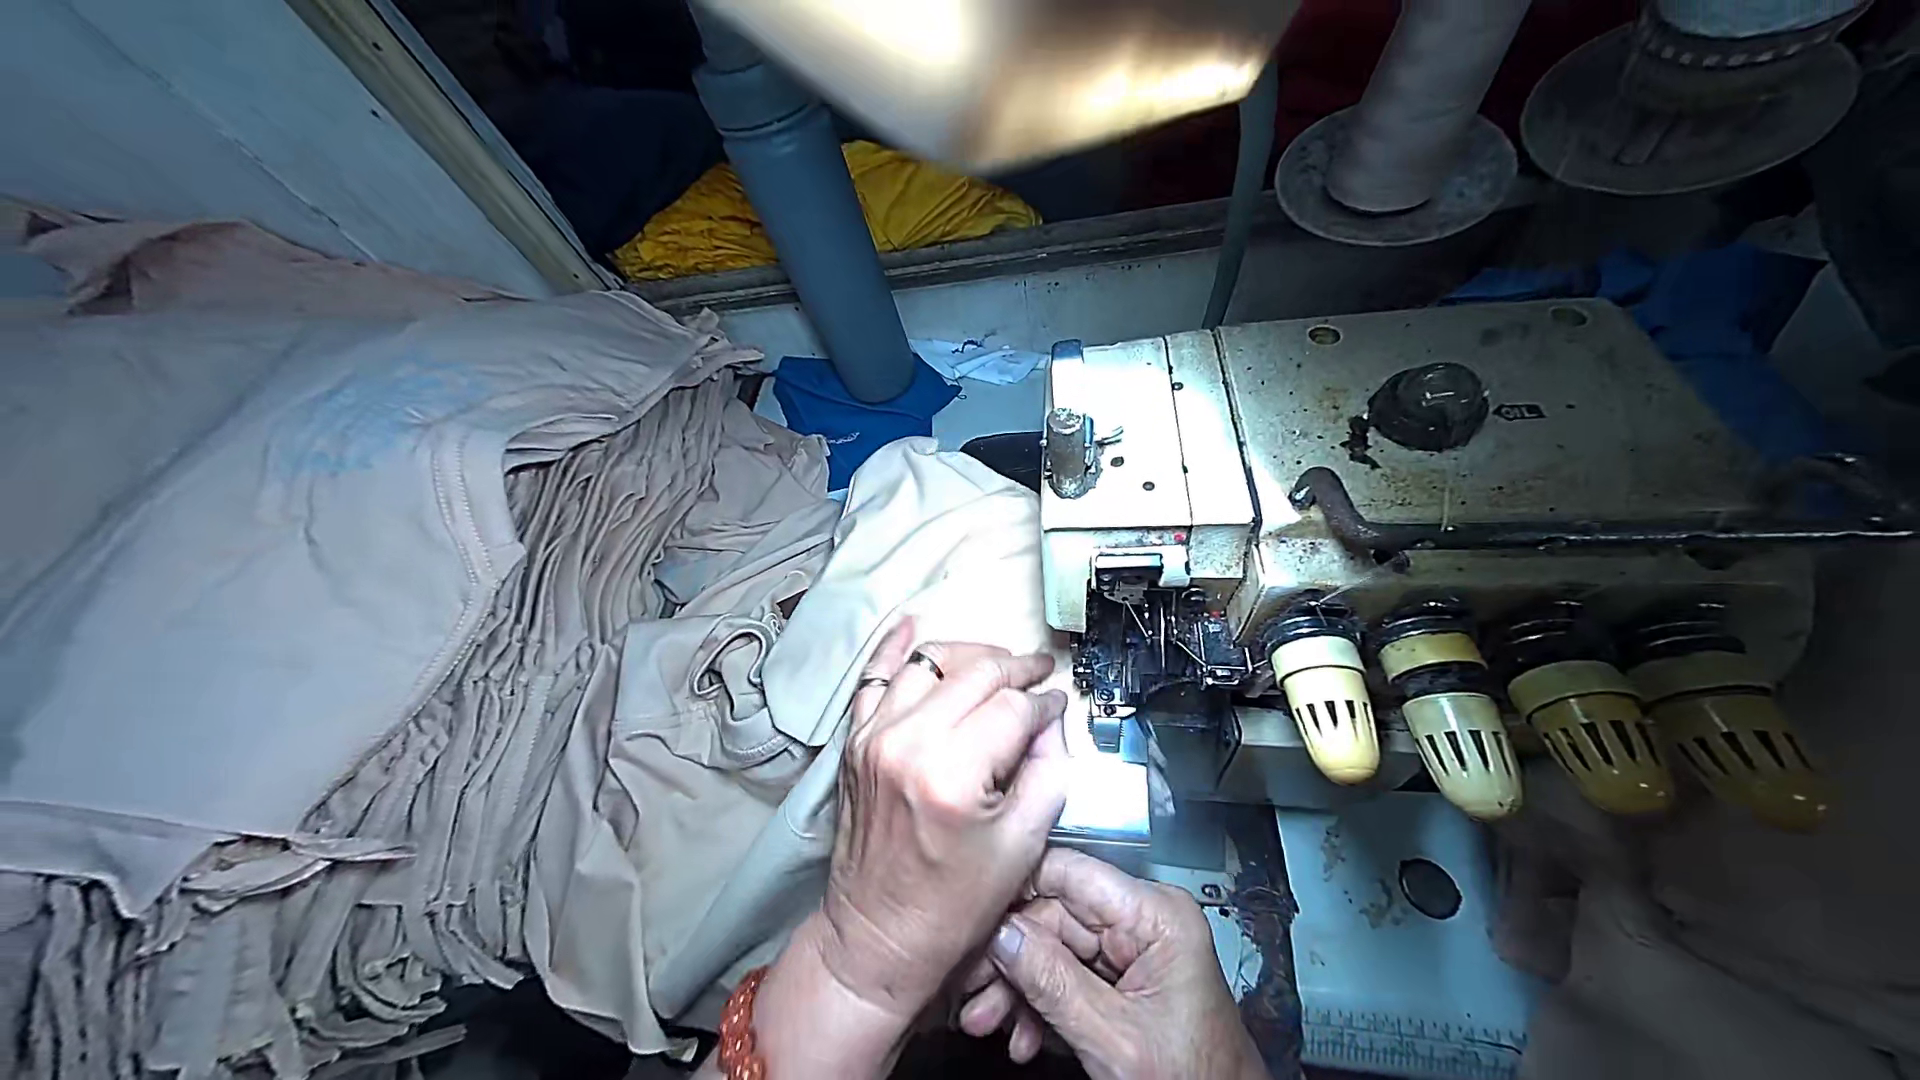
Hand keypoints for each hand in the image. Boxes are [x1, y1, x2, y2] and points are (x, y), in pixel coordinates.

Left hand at [748, 620, 1071, 1076]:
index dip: (1044, 701)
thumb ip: (1047, 769)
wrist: (875, 935)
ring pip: (929, 661)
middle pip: (975, 672)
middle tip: (1037, 674)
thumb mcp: (1023, 845)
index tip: (1057, 703)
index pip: (1012, 707)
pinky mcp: (855, 739)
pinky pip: (873, 676)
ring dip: (970, 654)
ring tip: (997, 665)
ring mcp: (873, 735)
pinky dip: (893, 648)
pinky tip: (912, 625)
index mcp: (952, 775)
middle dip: (1015, 668)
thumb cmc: (954, 905)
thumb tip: (1048, 717)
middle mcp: (907, 742)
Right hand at [959, 849, 1268, 1079]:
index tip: (973, 909)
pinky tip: (1018, 1034)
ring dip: (1016, 985)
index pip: (1070, 872)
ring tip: (982, 1018)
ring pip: (1053, 947)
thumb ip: (1055, 983)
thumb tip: (1000, 933)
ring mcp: (1130, 949)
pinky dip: (1039, 1003)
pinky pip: (1066, 974)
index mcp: (1156, 916)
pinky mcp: (1120, 977)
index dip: (1017, 885)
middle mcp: (1141, 920)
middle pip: (1054, 914)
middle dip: (1009, 955)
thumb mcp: (1119, 1042)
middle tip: (968, 982)